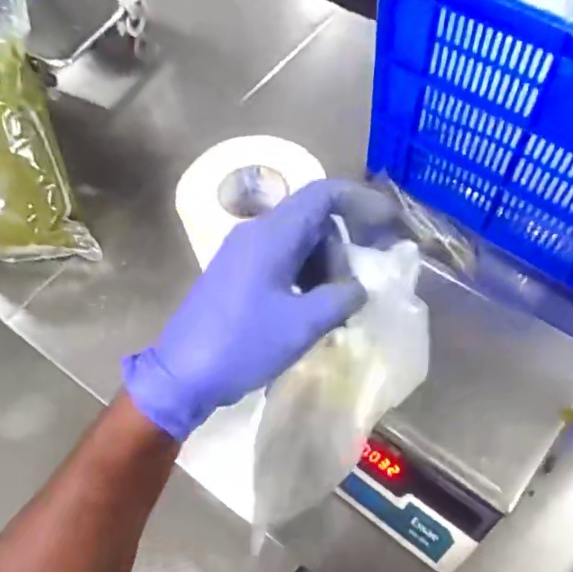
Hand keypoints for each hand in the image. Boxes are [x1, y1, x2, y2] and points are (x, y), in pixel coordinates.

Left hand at [122, 180, 398, 439]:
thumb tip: (358, 288)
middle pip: (313, 221)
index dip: (361, 201)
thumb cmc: (243, 345)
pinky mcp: (237, 278)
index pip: (323, 195)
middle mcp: (256, 235)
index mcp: (272, 235)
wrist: (183, 376)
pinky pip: (281, 265)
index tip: (389, 223)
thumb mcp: (303, 324)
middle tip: (354, 290)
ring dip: (325, 270)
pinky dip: (305, 281)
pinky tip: (312, 314)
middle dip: (343, 249)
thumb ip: (341, 298)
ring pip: (298, 246)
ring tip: (336, 310)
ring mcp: (243, 256)